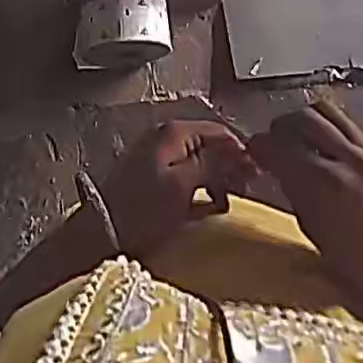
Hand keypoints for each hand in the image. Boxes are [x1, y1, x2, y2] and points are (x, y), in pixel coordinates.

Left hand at [101, 118, 255, 255]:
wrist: (104, 231)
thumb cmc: (144, 208)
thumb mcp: (183, 184)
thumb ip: (212, 163)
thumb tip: (237, 151)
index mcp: (174, 133)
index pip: (219, 132)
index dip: (240, 150)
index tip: (257, 172)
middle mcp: (166, 138)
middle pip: (210, 145)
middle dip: (230, 165)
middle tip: (247, 188)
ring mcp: (159, 156)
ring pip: (200, 161)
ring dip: (218, 178)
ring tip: (230, 200)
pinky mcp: (155, 177)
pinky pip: (187, 176)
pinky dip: (202, 187)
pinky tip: (210, 206)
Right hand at [249, 100, 362, 315]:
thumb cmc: (350, 262)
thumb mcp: (308, 224)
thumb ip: (290, 186)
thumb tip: (273, 163)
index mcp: (324, 183)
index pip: (281, 146)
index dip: (260, 145)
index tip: (254, 150)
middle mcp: (346, 160)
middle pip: (302, 119)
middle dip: (280, 127)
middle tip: (271, 141)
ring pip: (325, 111)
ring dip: (303, 119)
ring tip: (294, 136)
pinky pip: (344, 122)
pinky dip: (324, 125)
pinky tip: (318, 141)